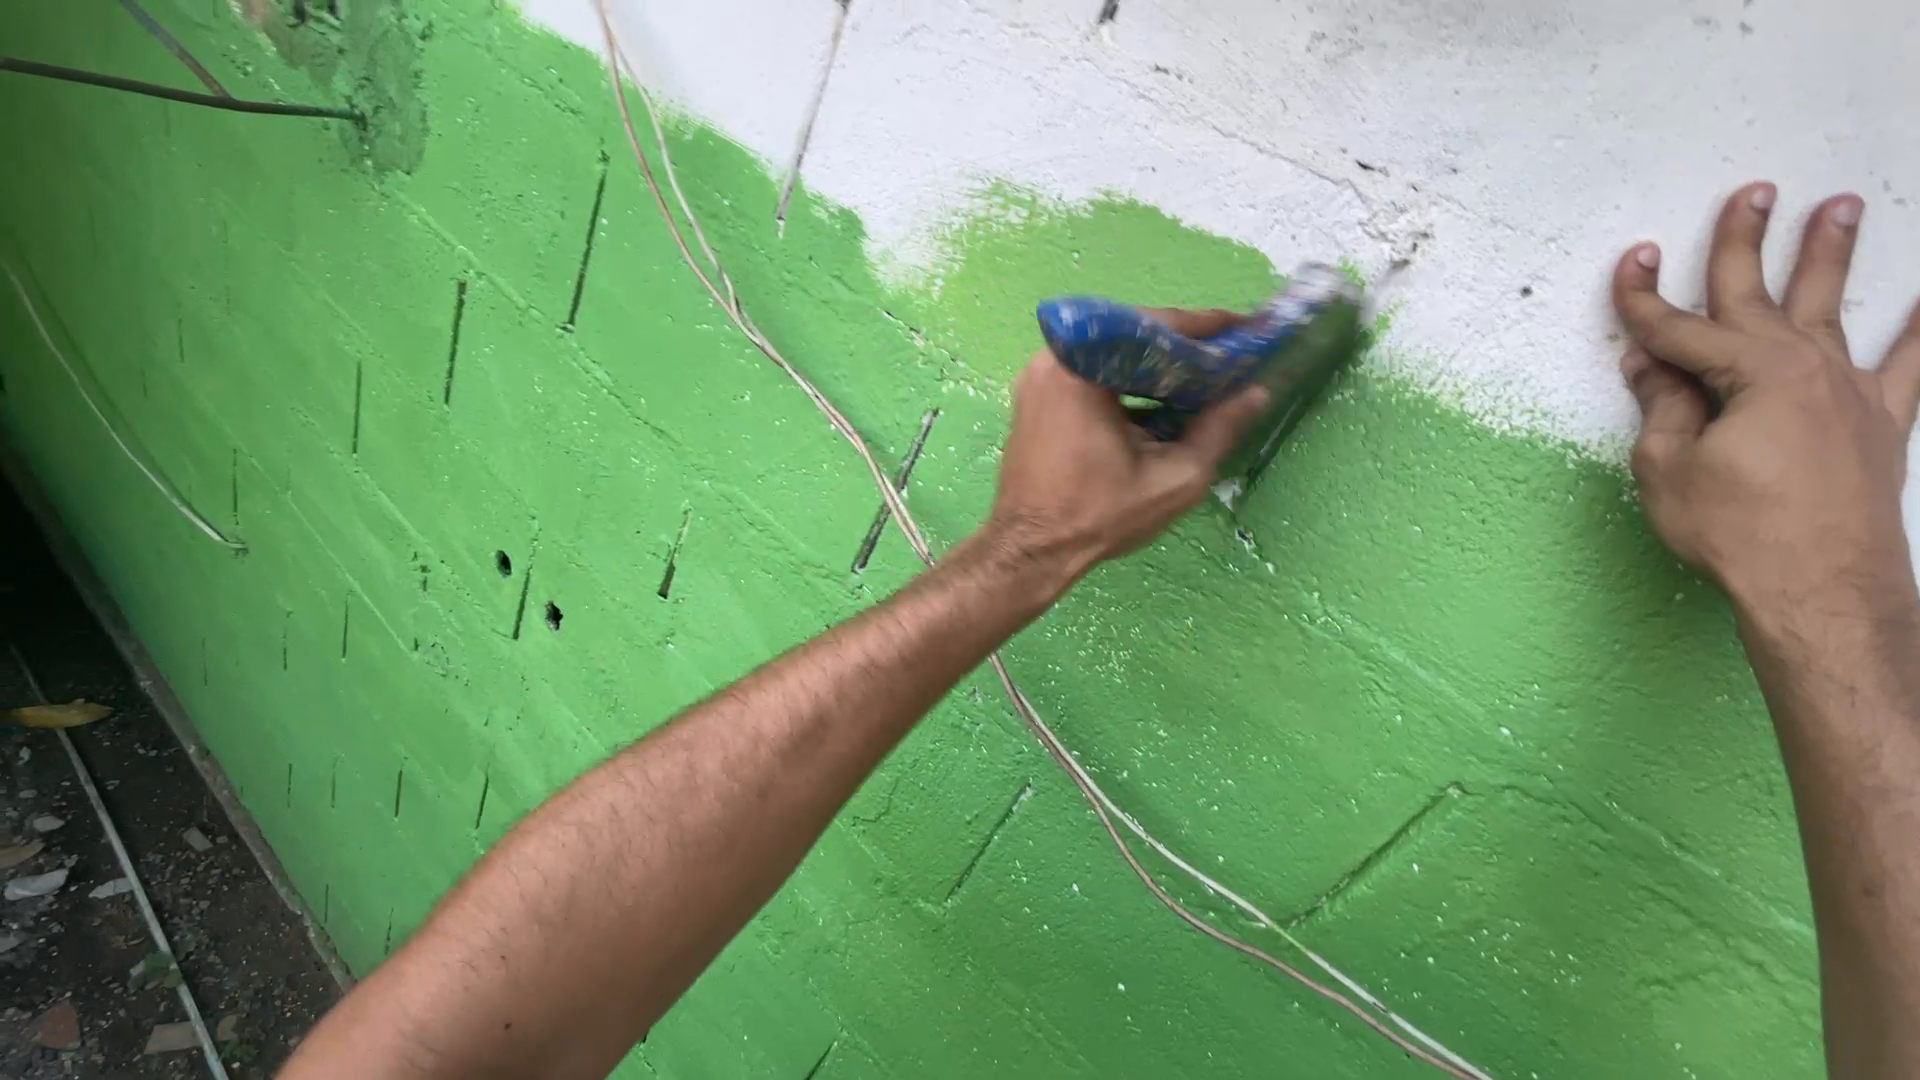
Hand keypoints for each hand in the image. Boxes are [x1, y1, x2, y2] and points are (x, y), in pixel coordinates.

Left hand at [982, 308, 1271, 591]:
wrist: (1030, 551)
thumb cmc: (1098, 516)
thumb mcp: (1174, 477)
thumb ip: (1219, 429)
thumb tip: (1258, 393)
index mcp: (1080, 369)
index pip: (1153, 328)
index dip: (1206, 327)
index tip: (1246, 327)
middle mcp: (1052, 361)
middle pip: (1129, 337)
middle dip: (1182, 345)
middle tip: (1229, 354)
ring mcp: (1038, 378)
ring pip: (1110, 356)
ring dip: (1155, 365)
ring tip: (1203, 375)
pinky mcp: (1035, 398)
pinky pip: (1089, 375)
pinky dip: (1126, 382)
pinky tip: (1161, 398)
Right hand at [1613, 184, 1919, 621]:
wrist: (1818, 585)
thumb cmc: (1730, 526)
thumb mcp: (1667, 466)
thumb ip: (1663, 407)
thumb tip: (1650, 364)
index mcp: (1749, 377)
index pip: (1682, 329)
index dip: (1647, 299)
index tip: (1632, 263)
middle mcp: (1806, 369)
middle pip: (1762, 297)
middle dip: (1749, 244)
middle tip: (1752, 193)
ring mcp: (1851, 391)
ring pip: (1834, 310)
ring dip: (1832, 258)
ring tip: (1841, 205)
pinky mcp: (1882, 421)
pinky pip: (1914, 364)